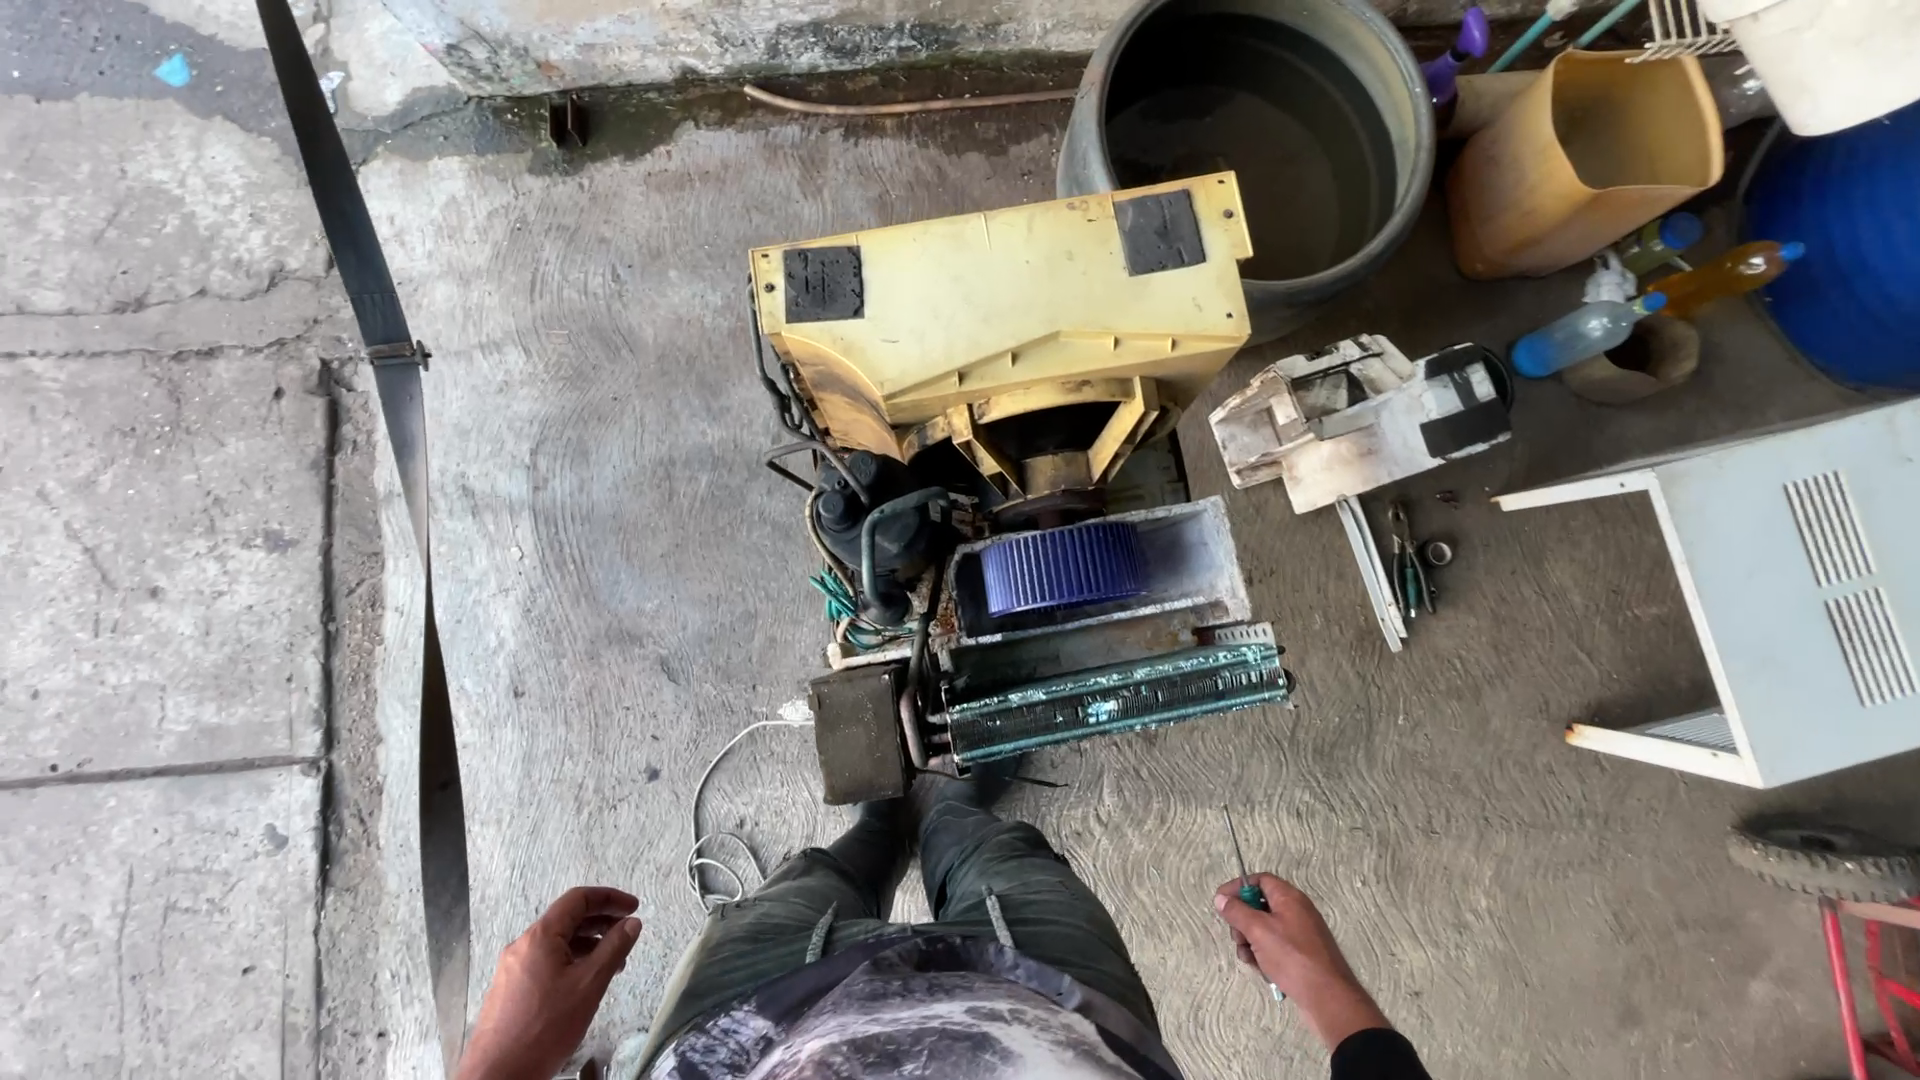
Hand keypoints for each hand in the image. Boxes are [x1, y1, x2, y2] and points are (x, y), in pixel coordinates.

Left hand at [455, 887, 644, 1079]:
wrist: (496, 1078)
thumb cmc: (546, 1027)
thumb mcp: (589, 984)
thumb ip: (614, 948)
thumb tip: (632, 922)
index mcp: (540, 936)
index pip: (578, 898)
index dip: (610, 898)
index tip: (634, 908)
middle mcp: (522, 945)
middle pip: (567, 919)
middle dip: (602, 922)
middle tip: (628, 933)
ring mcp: (513, 968)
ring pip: (558, 943)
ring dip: (589, 944)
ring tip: (614, 964)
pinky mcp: (510, 989)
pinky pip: (546, 961)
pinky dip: (572, 961)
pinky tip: (586, 982)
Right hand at [1213, 874, 1389, 1049]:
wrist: (1328, 999)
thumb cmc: (1292, 958)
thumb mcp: (1258, 930)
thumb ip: (1237, 911)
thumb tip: (1221, 898)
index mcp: (1289, 898)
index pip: (1260, 880)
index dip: (1238, 887)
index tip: (1222, 902)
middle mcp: (1297, 912)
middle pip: (1260, 905)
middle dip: (1242, 920)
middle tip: (1237, 937)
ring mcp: (1301, 935)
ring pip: (1265, 929)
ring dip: (1250, 941)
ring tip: (1248, 958)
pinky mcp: (1302, 956)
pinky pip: (1276, 947)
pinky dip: (1264, 955)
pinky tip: (1261, 969)